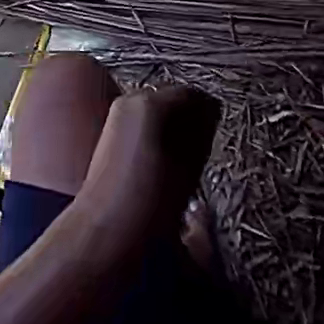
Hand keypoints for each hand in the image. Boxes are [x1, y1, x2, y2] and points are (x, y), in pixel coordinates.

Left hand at [74, 85, 219, 238]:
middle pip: (171, 96)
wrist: (107, 229)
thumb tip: (210, 111)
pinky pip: (141, 118)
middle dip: (189, 113)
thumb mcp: (189, 167)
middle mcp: (132, 98)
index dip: (208, 109)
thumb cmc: (153, 201)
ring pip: (155, 107)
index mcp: (153, 104)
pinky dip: (155, 129)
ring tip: (183, 153)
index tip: (216, 127)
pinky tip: (162, 157)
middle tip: (203, 141)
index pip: (191, 94)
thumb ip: (202, 131)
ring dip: (172, 121)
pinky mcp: (109, 128)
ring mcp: (117, 111)